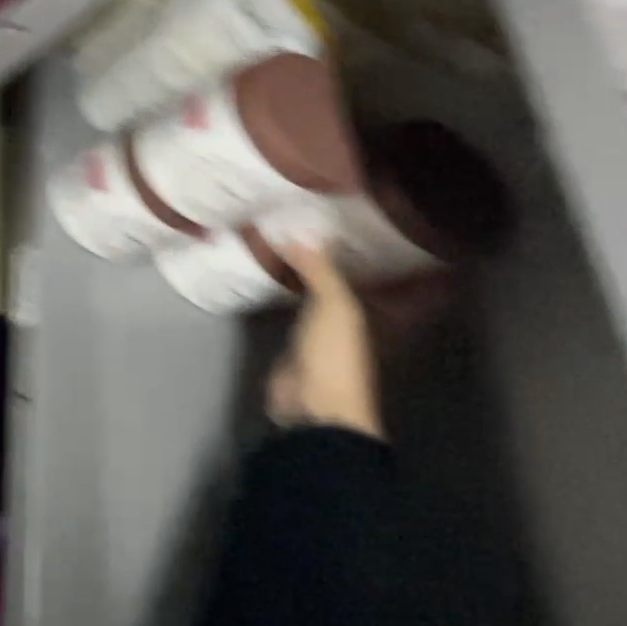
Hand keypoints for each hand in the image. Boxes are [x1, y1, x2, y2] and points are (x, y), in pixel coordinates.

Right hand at [268, 241, 383, 439]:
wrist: (313, 406)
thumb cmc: (335, 356)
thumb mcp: (335, 308)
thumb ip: (319, 272)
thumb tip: (296, 232)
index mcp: (369, 311)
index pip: (367, 272)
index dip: (355, 247)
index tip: (334, 219)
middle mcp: (346, 318)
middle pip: (334, 280)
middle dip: (319, 257)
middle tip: (294, 222)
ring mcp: (316, 332)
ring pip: (306, 293)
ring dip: (293, 274)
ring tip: (270, 240)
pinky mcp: (288, 344)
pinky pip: (282, 309)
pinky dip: (273, 293)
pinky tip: (257, 277)